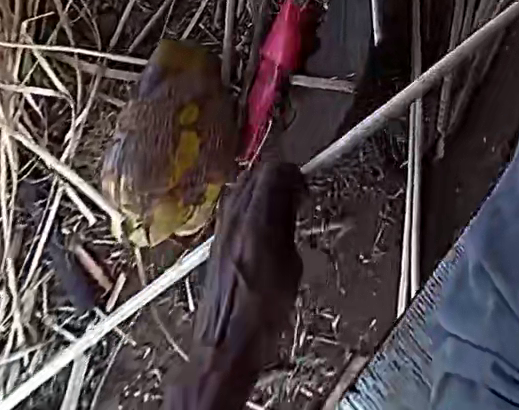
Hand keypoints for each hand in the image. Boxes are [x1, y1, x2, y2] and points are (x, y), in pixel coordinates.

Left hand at [166, 162, 304, 409]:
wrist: (223, 346)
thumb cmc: (262, 316)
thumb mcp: (290, 268)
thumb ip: (287, 227)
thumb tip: (291, 202)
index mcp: (257, 220)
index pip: (274, 172)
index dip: (294, 174)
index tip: (304, 188)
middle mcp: (235, 216)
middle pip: (256, 173)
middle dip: (278, 177)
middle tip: (295, 194)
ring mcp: (221, 226)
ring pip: (242, 186)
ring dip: (262, 188)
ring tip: (279, 207)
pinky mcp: (214, 239)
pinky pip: (233, 205)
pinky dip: (250, 203)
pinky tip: (261, 224)